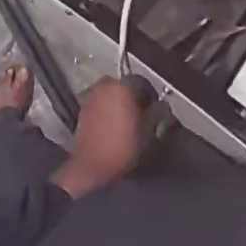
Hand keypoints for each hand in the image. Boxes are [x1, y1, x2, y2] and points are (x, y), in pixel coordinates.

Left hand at [51, 78, 146, 197]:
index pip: (142, 81)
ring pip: (112, 92)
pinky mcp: (84, 105)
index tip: (155, 107)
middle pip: (125, 85)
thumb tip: (161, 104)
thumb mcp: (149, 132)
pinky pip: (101, 100)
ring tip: (128, 118)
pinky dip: (108, 105)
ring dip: (120, 100)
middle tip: (142, 112)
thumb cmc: (124, 147)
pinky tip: (114, 121)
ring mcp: (92, 94)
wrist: (92, 164)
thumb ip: (157, 113)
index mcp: (122, 87)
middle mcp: (105, 85)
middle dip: (134, 96)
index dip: (151, 94)